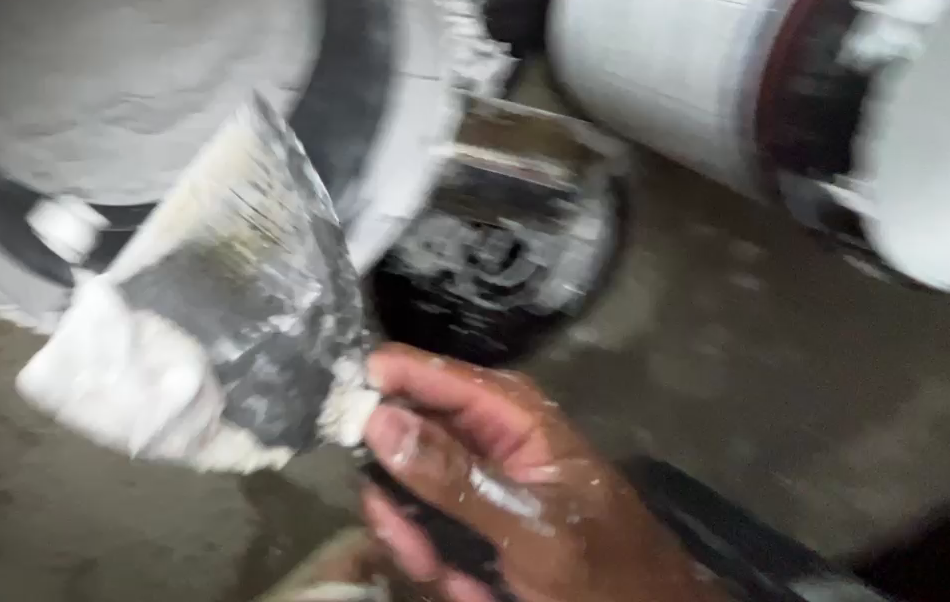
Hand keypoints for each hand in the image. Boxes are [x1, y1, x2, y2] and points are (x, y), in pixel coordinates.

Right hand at [358, 344, 724, 601]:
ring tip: (445, 574)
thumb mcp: (534, 530)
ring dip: (412, 532)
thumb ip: (454, 476)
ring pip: (396, 479)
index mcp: (502, 405)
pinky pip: (414, 515)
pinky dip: (428, 552)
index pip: (413, 369)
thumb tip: (375, 419)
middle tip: (412, 544)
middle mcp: (476, 424)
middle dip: (397, 492)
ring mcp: (466, 466)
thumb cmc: (608, 574)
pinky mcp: (461, 505)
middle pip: (394, 427)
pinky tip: (465, 583)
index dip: (370, 389)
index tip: (341, 430)